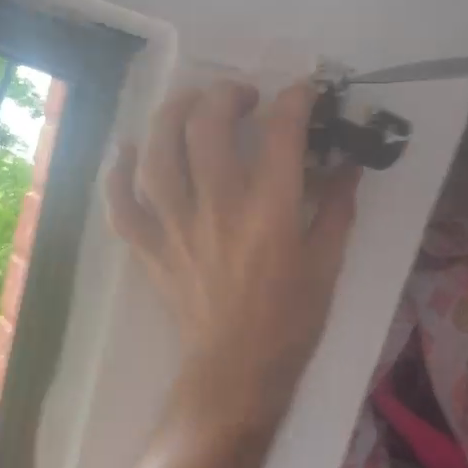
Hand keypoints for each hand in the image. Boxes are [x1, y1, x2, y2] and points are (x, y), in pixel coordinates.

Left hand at [106, 81, 361, 418]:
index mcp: (269, 212)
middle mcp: (218, 209)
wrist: (237, 373)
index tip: (305, 93)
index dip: (296, 99)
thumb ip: (336, 210)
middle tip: (244, 99)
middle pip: (207, 125)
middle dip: (226, 95)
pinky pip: (122, 205)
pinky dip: (118, 175)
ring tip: (189, 106)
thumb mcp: (327, 267)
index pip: (281, 131)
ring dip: (171, 115)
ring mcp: (177, 228)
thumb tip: (348, 164)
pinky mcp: (151, 250)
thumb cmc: (289, 324)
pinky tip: (129, 153)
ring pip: (158, 152)